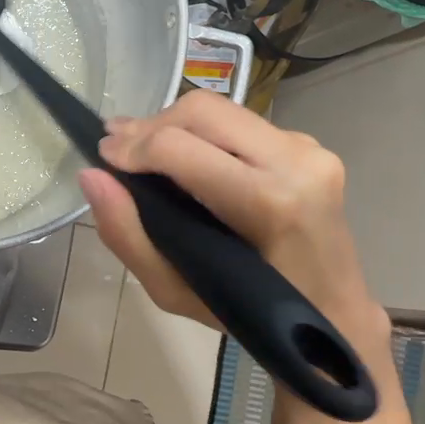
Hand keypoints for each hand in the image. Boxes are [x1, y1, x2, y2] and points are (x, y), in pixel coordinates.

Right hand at [80, 90, 385, 341]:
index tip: (101, 158)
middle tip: (114, 148)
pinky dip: (199, 133)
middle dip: (148, 126)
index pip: (180, 147)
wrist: (333, 314)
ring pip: (220, 109)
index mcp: (270, 203)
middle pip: (202, 112)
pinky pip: (239, 122)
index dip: (131, 147)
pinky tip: (181, 157)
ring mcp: (308, 148)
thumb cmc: (250, 313)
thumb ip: (127, 235)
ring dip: (172, 125)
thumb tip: (91, 177)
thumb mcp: (174, 291)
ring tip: (140, 151)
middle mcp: (296, 162)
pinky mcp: (309, 145)